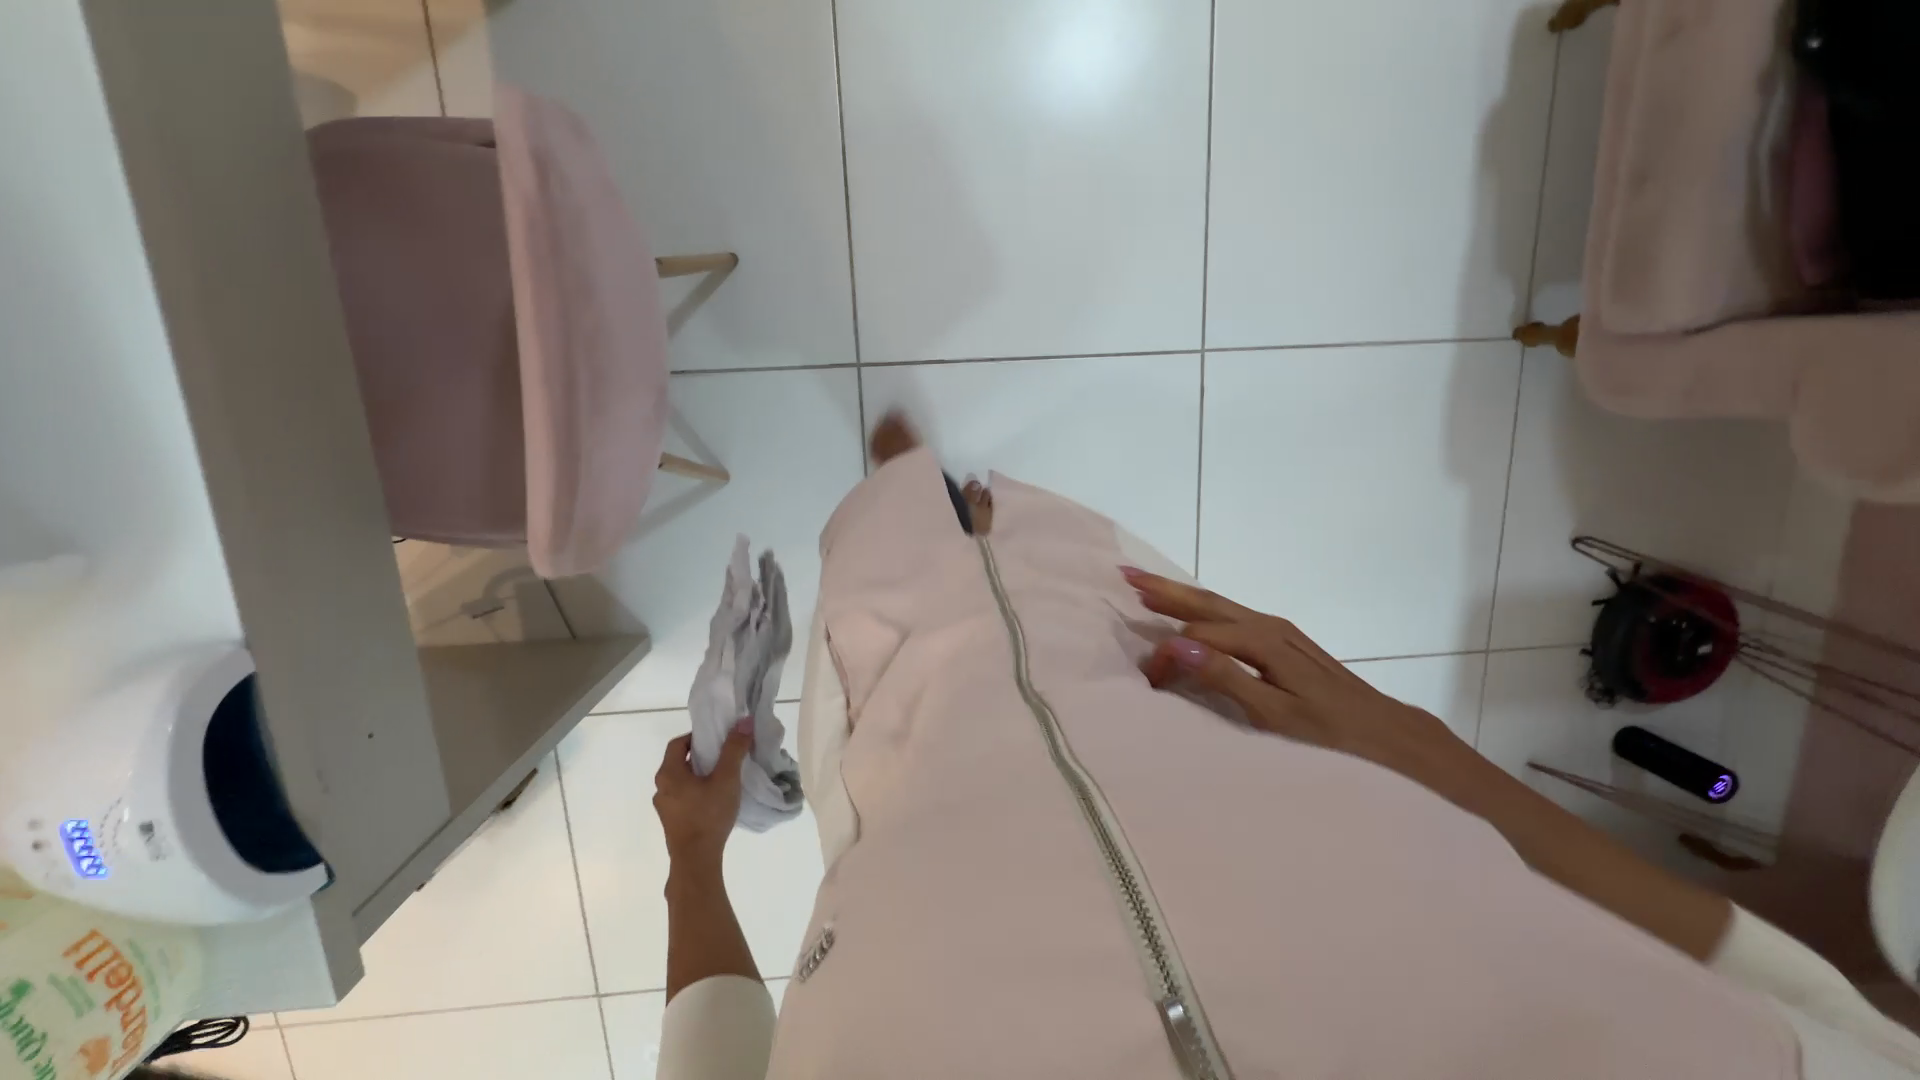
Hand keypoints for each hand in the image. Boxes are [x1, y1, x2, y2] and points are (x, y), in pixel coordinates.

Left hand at [653, 720, 753, 870]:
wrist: (696, 860)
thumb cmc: (709, 815)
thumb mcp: (726, 778)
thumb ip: (734, 749)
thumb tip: (744, 721)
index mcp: (669, 773)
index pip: (678, 743)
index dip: (697, 736)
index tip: (717, 738)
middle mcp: (661, 788)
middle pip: (679, 762)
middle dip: (701, 756)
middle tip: (724, 755)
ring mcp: (665, 807)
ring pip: (682, 782)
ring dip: (699, 776)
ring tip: (723, 778)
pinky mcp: (672, 823)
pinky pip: (684, 798)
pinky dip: (697, 792)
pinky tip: (716, 800)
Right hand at [1125, 567, 1479, 791]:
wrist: (1388, 734)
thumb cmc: (1329, 734)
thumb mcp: (1274, 715)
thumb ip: (1225, 677)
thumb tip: (1178, 643)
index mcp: (1263, 641)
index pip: (1198, 634)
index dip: (1168, 652)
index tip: (1147, 680)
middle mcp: (1269, 625)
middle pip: (1208, 601)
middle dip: (1165, 589)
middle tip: (1126, 575)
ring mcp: (1280, 630)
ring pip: (1221, 604)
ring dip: (1182, 596)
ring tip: (1147, 587)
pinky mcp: (1285, 639)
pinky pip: (1234, 615)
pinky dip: (1205, 608)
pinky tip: (1194, 612)